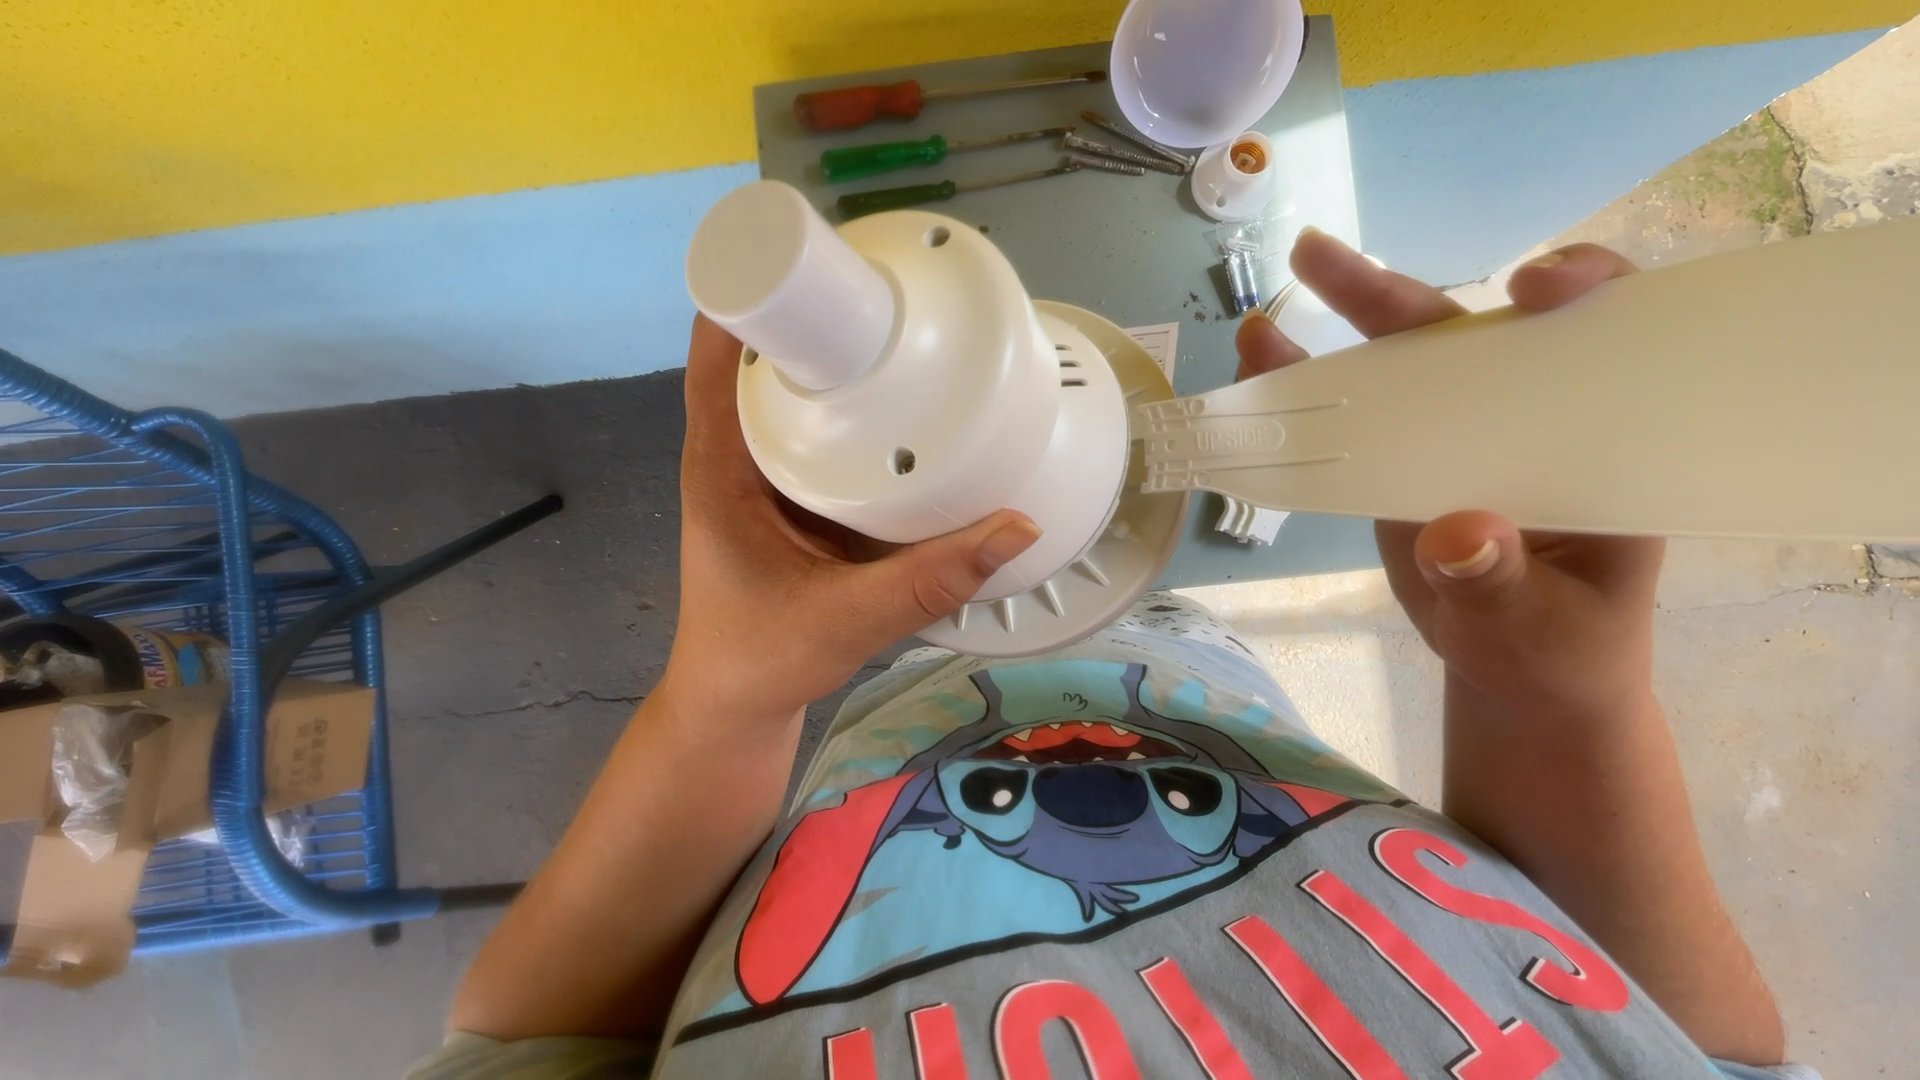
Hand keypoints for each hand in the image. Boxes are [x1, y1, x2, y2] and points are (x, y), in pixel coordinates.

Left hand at [665, 317, 1040, 720]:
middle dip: (820, 319)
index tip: (805, 248)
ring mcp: (770, 480)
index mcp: (721, 468)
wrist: (739, 706)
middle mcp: (740, 459)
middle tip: (891, 288)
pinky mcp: (800, 501)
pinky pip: (828, 441)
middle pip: (769, 364)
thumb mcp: (848, 618)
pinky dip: (861, 419)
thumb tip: (1020, 525)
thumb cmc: (762, 659)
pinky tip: (911, 411)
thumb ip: (932, 579)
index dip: (749, 294)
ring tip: (909, 333)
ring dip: (843, 367)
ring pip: (802, 402)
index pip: (720, 358)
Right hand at [1235, 234, 1661, 720]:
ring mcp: (1462, 438)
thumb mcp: (1539, 627)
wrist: (1514, 669)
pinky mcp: (1410, 465)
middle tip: (1318, 260)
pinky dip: (1311, 391)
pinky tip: (1262, 367)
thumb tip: (1452, 534)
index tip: (1531, 290)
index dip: (1580, 291)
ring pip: (1404, 366)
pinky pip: (1362, 418)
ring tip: (1268, 311)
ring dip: (1337, 329)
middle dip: (1396, 294)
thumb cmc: (1559, 651)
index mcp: (1599, 441)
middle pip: (1471, 334)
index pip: (1605, 338)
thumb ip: (1500, 585)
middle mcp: (1529, 419)